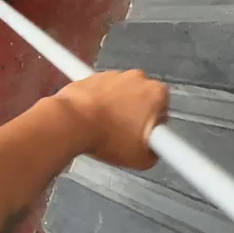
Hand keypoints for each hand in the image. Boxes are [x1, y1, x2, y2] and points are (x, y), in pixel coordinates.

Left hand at [50, 70, 169, 169]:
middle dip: (136, 113)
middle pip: (142, 98)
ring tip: (105, 127)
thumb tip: (151, 152)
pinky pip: (100, 90)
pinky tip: (92, 118)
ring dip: (116, 106)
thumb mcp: (141, 158)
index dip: (154, 127)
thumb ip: (154, 154)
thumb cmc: (107, 136)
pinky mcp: (91, 75)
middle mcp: (137, 77)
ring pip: (121, 93)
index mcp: (156, 92)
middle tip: (124, 133)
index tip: (143, 137)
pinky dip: (98, 100)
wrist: (70, 122)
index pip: (163, 111)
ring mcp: (112, 74)